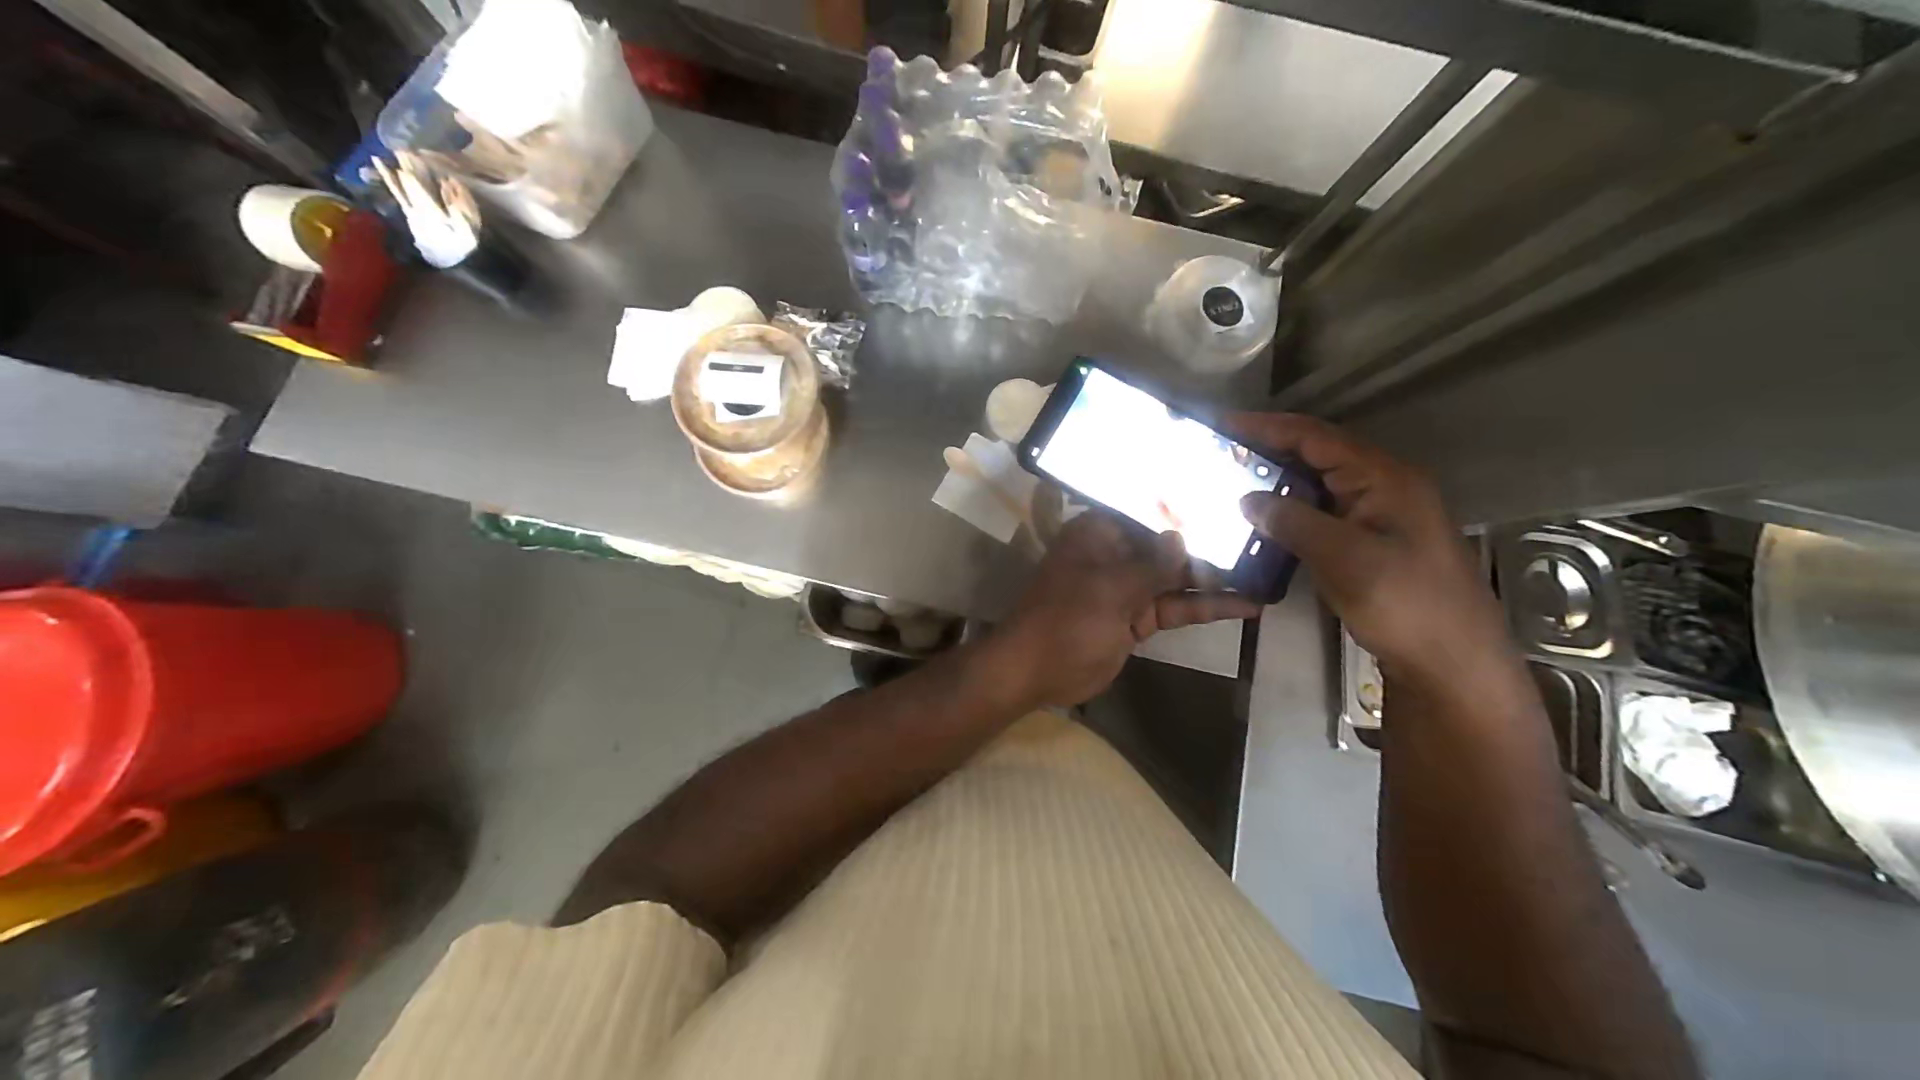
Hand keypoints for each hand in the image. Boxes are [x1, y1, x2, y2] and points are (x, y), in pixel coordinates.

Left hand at [991, 513, 1261, 707]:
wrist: (1036, 672)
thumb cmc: (1067, 619)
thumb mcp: (1112, 589)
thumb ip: (1153, 565)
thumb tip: (1183, 537)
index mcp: (1098, 533)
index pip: (1147, 509)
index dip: (1186, 507)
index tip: (1228, 497)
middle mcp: (1115, 553)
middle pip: (1168, 543)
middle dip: (1209, 542)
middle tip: (1262, 534)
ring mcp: (1127, 587)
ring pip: (1177, 577)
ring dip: (1216, 577)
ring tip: (1267, 568)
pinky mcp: (1138, 617)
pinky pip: (1177, 606)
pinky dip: (1207, 606)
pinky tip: (1247, 605)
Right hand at [1230, 413, 1512, 682]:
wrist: (1452, 662)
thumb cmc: (1405, 604)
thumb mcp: (1344, 559)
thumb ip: (1292, 521)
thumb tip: (1246, 498)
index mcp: (1384, 478)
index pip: (1317, 437)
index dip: (1267, 427)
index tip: (1221, 424)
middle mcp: (1382, 487)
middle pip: (1316, 456)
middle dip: (1266, 452)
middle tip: (1216, 455)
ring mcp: (1376, 516)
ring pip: (1316, 486)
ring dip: (1274, 483)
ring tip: (1227, 484)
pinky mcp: (1368, 543)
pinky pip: (1320, 514)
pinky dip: (1287, 512)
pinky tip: (1258, 523)